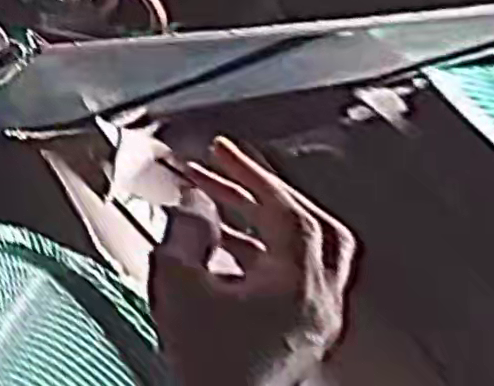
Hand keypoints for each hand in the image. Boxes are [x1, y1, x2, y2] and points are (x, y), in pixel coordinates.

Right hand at [151, 137, 356, 385]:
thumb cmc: (200, 345)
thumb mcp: (175, 274)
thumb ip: (186, 230)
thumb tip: (192, 200)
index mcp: (297, 287)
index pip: (289, 214)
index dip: (252, 173)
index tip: (219, 148)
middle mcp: (318, 299)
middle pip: (313, 229)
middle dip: (263, 188)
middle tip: (222, 161)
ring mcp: (312, 312)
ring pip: (301, 247)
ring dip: (254, 211)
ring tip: (206, 192)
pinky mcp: (296, 320)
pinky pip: (287, 265)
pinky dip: (251, 237)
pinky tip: (212, 233)